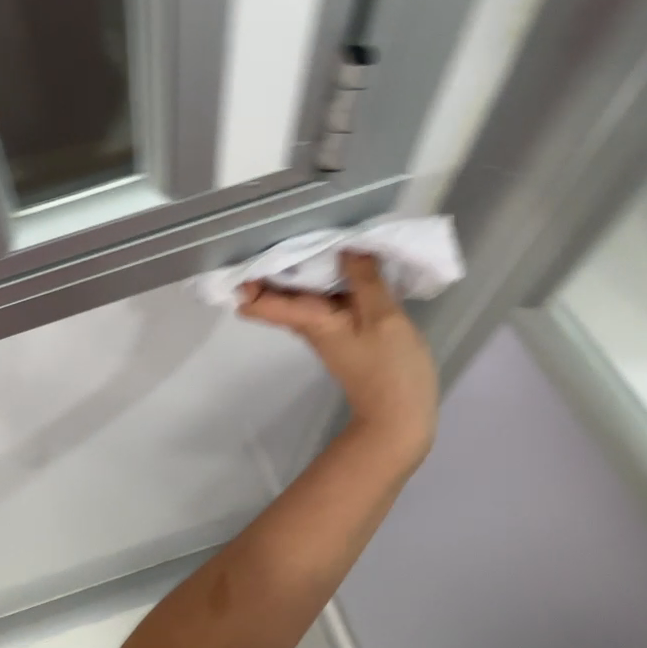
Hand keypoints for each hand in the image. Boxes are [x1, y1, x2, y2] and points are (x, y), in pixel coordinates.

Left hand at [237, 252, 438, 461]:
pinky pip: (322, 300)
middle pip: (275, 292)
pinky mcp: (340, 332)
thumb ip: (365, 280)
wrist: (400, 419)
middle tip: (286, 228)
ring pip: (299, 293)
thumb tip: (346, 245)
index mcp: (307, 318)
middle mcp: (306, 323)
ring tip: (318, 235)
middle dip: (276, 262)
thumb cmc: (390, 369)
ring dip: (304, 268)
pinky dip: (327, 281)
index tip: (251, 249)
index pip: (256, 303)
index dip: (246, 278)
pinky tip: (347, 264)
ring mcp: (323, 328)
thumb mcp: (383, 318)